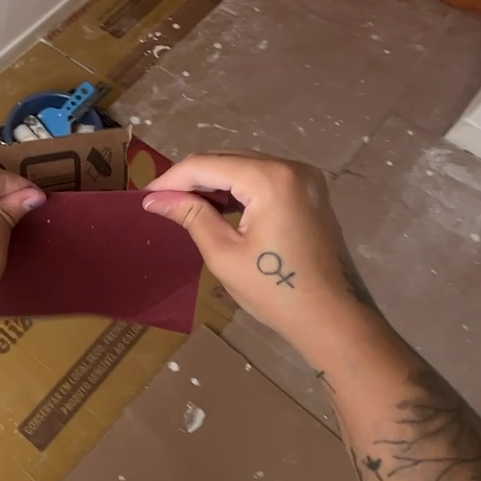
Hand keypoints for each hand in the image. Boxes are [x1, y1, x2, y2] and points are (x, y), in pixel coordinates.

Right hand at [141, 152, 372, 348]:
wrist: (335, 320)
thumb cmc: (276, 290)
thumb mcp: (223, 253)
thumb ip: (190, 215)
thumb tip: (154, 199)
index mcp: (270, 179)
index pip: (206, 165)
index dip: (171, 179)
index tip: (145, 197)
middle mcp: (290, 168)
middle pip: (225, 160)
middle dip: (190, 179)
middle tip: (160, 202)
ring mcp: (304, 179)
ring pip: (241, 167)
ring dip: (211, 183)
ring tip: (181, 205)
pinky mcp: (309, 192)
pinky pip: (261, 179)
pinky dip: (235, 189)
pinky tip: (215, 207)